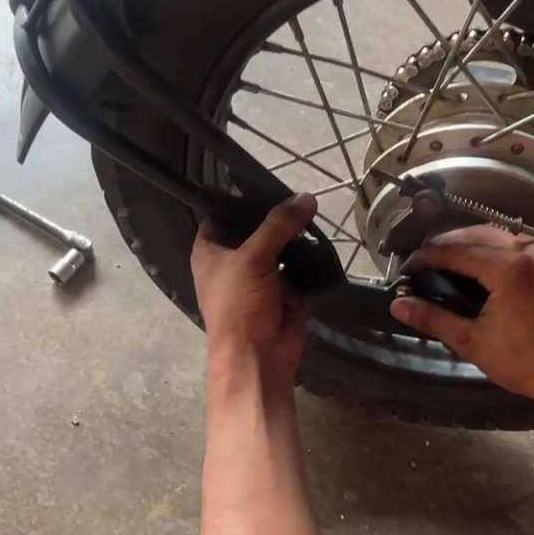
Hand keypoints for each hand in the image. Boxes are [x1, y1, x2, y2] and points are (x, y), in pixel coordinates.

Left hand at [191, 193, 315, 378]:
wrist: (259, 356)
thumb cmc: (240, 305)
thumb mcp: (253, 257)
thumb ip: (278, 225)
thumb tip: (306, 197)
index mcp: (210, 251)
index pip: (221, 214)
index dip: (239, 198)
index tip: (265, 178)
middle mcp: (233, 261)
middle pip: (255, 229)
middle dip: (275, 215)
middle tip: (299, 191)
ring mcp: (261, 276)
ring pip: (279, 246)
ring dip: (295, 234)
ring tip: (315, 209)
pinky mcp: (285, 291)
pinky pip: (298, 267)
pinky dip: (309, 256)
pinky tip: (323, 236)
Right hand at [389, 225, 533, 409]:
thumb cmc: (528, 363)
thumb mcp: (474, 343)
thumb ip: (434, 319)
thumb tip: (398, 306)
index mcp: (510, 268)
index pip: (458, 250)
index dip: (429, 255)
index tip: (409, 265)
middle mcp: (532, 250)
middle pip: (479, 234)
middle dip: (448, 244)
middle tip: (425, 261)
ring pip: (501, 235)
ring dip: (473, 244)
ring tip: (449, 262)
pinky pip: (521, 245)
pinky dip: (497, 250)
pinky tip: (483, 267)